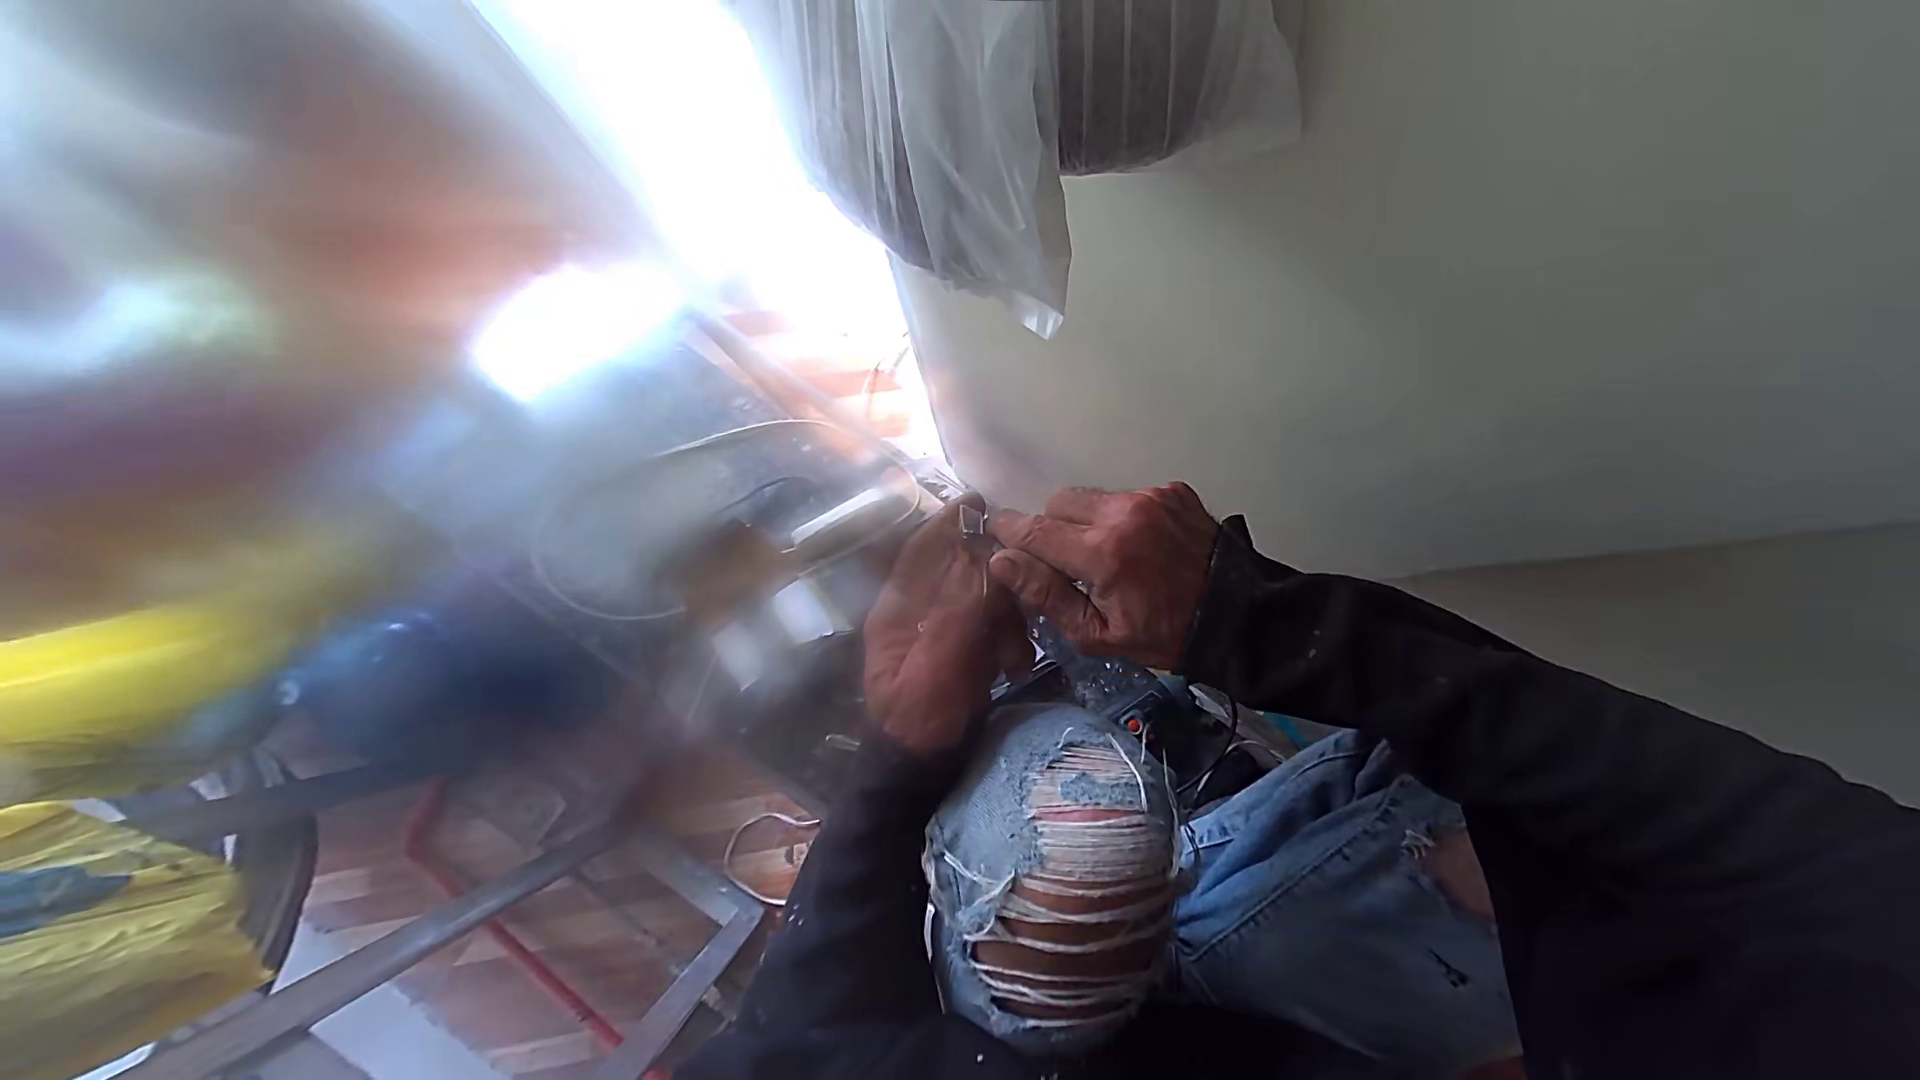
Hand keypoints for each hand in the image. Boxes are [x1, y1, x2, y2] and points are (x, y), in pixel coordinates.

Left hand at [864, 495, 1033, 754]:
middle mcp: (917, 613)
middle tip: (1025, 597)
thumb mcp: (940, 662)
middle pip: (961, 573)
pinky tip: (1014, 666)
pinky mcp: (962, 652)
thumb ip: (963, 607)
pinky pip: (990, 628)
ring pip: (982, 600)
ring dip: (1007, 621)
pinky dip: (1007, 642)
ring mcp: (941, 633)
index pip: (921, 551)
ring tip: (1016, 658)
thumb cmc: (921, 718)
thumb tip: (985, 553)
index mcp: (898, 608)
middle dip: (995, 586)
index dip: (947, 524)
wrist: (922, 773)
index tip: (978, 501)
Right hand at [987, 483, 1217, 670]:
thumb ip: (1045, 595)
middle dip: (1051, 528)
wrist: (1237, 615)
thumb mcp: (1098, 633)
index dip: (1009, 530)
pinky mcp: (1170, 491)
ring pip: (1089, 496)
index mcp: (1102, 553)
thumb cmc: (1164, 633)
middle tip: (1066, 560)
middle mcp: (1123, 514)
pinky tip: (1138, 544)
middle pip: (1057, 503)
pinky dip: (1118, 516)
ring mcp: (1149, 498)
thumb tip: (1002, 563)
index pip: (1035, 530)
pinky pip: (1123, 496)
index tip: (995, 531)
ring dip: (1083, 520)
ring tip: (1106, 553)